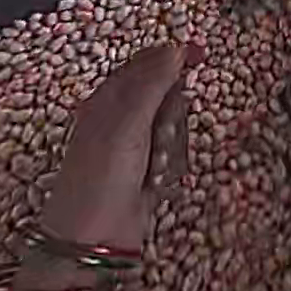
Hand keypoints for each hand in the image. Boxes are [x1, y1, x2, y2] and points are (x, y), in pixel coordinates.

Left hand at [40, 43, 189, 252]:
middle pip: (164, 93)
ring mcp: (133, 143)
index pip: (147, 62)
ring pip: (170, 123)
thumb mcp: (128, 121)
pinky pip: (170, 151)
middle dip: (171, 110)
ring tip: (154, 163)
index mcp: (109, 96)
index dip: (172, 56)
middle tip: (161, 132)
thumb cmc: (102, 175)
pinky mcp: (145, 169)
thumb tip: (176, 48)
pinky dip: (168, 162)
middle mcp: (120, 115)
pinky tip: (154, 179)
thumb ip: (153, 83)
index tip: (199, 54)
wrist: (91, 242)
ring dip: (169, 140)